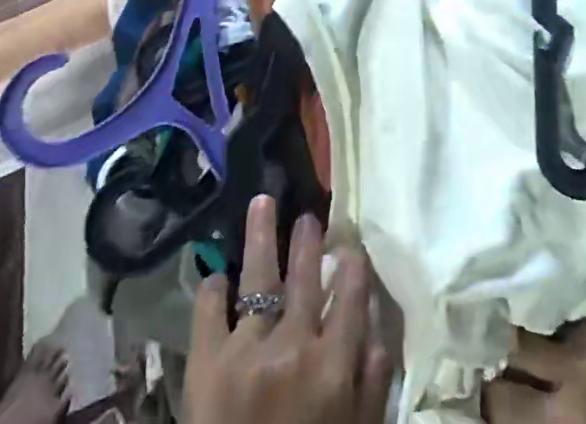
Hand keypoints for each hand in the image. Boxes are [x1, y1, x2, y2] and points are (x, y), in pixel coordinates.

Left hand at [186, 196, 392, 423]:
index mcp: (333, 364)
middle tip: (309, 215)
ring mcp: (246, 349)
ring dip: (262, 237)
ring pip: (259, 279)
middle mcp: (294, 344)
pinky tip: (217, 274)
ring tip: (262, 203)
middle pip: (306, 278)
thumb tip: (380, 331)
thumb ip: (372, 383)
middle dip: (308, 241)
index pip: (352, 297)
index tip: (351, 246)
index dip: (353, 266)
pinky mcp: (205, 363)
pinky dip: (212, 290)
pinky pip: (209, 312)